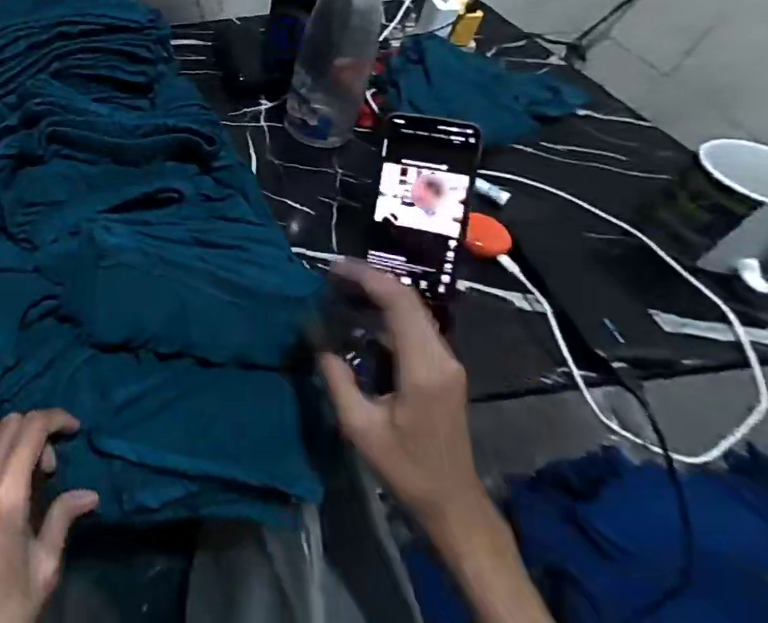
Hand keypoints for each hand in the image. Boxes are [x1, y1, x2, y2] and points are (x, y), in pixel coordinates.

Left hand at [0, 410, 100, 622]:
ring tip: (24, 466)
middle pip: (9, 423)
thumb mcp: (43, 568)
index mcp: (5, 495)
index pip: (31, 428)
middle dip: (37, 429)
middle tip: (51, 466)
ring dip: (9, 434)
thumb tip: (89, 495)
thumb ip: (62, 520)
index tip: (75, 428)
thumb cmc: (4, 608)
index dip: (56, 418)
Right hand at [318, 261, 483, 526]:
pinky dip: (389, 313)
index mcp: (424, 368)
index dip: (367, 277)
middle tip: (333, 274)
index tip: (335, 267)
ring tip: (343, 290)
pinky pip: (417, 326)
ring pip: (414, 310)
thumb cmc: (405, 468)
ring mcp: (448, 361)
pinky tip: (364, 317)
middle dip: (371, 279)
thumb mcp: (360, 427)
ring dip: (381, 294)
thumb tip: (314, 335)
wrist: (452, 500)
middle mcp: (442, 356)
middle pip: (409, 299)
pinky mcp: (445, 368)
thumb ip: (336, 377)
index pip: (398, 303)